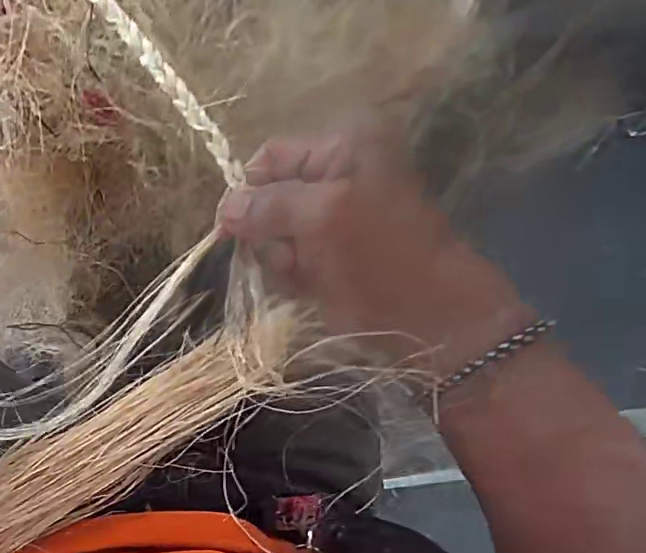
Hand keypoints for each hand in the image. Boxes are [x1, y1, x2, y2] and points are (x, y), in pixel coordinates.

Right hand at [216, 122, 534, 374]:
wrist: (420, 313)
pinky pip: (283, 261)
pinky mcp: (325, 253)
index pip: (269, 158)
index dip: (246, 192)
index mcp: (342, 146)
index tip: (230, 232)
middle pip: (265, 200)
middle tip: (291, 256)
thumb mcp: (322, 216)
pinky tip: (306, 285)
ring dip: (277, 261)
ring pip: (269, 236)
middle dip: (268, 234)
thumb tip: (224, 208)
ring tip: (304, 274)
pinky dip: (287, 277)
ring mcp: (329, 217)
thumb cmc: (379, 257)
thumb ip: (269, 205)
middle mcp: (334, 175)